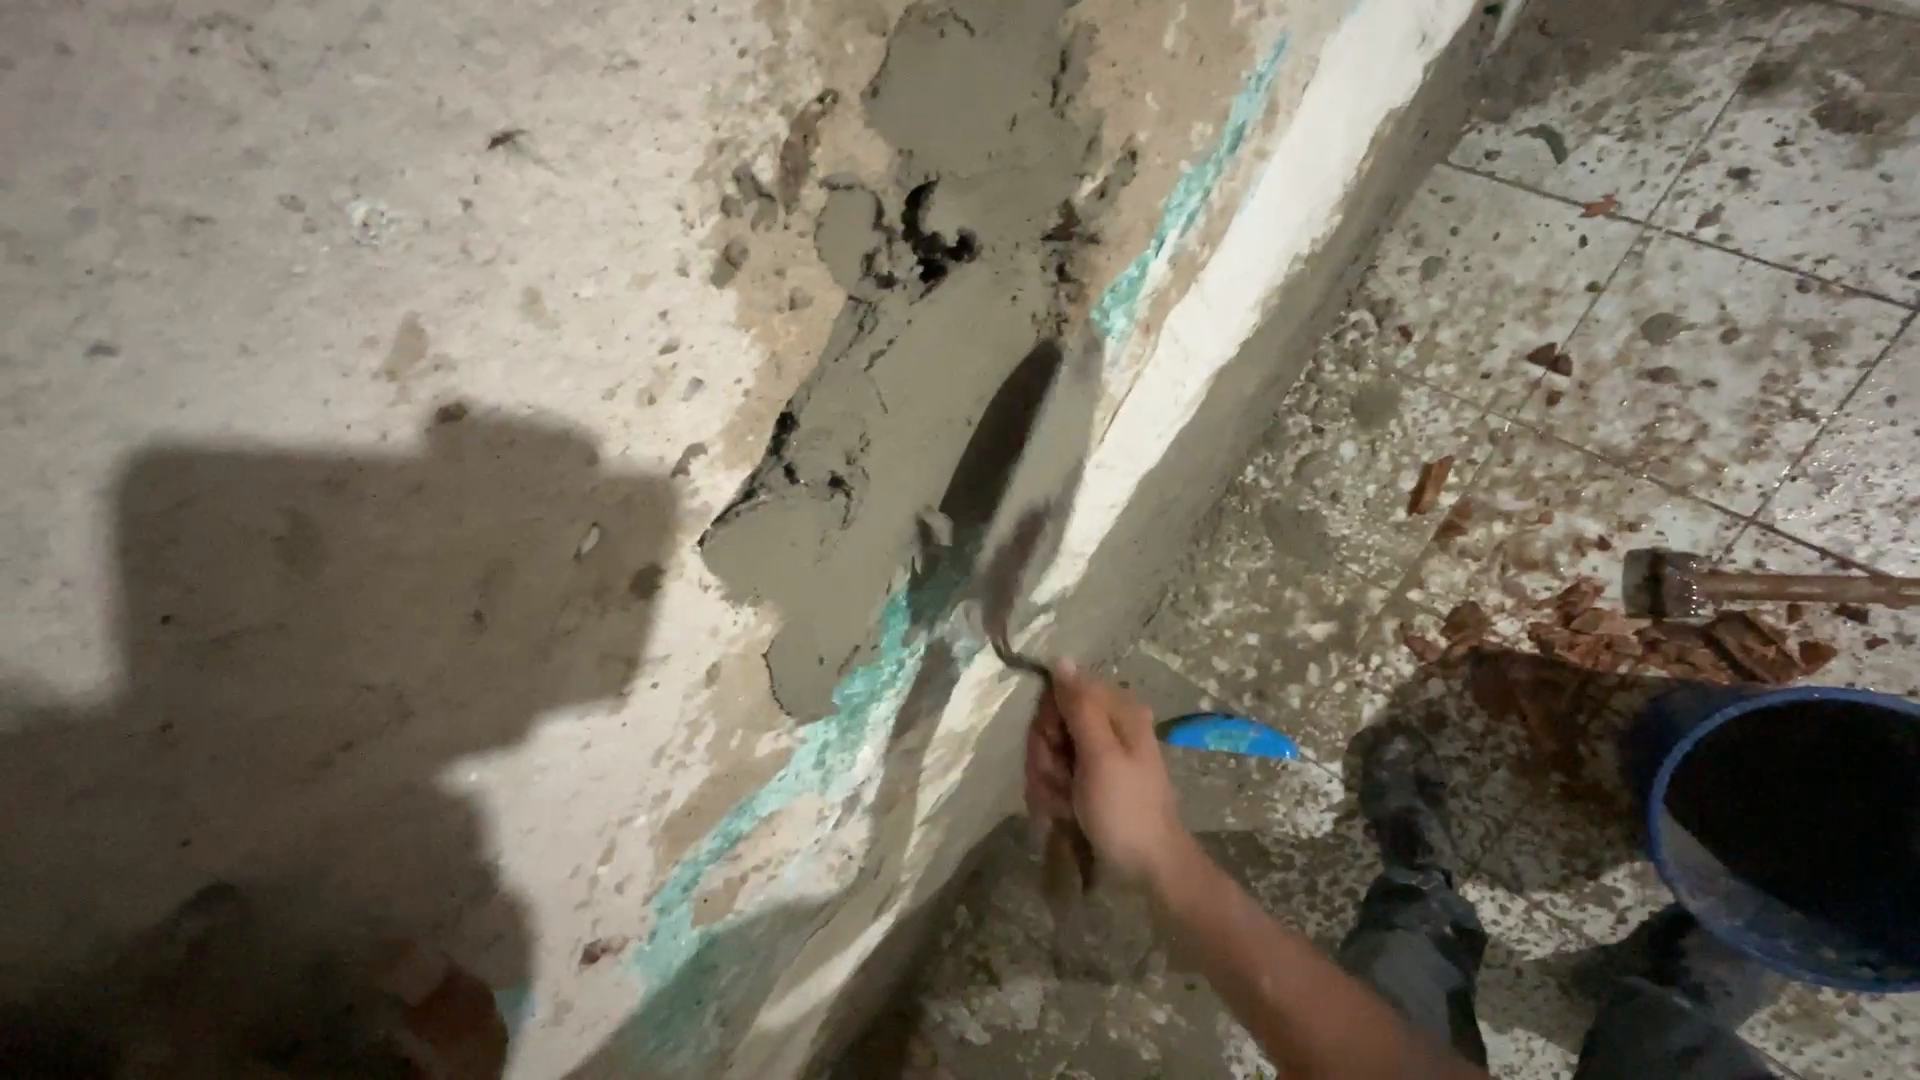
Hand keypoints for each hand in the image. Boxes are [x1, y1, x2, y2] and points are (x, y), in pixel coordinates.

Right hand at [1025, 661, 1192, 887]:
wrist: (1148, 870)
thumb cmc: (1126, 810)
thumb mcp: (1100, 755)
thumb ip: (1079, 706)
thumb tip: (1061, 659)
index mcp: (1116, 710)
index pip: (1060, 692)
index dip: (1049, 721)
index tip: (1055, 748)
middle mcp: (1106, 726)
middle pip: (1050, 724)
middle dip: (1045, 757)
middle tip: (1060, 783)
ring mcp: (1095, 756)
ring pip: (1047, 753)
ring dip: (1047, 782)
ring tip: (1065, 806)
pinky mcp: (1087, 781)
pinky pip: (1053, 777)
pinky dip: (1053, 797)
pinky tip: (1064, 814)